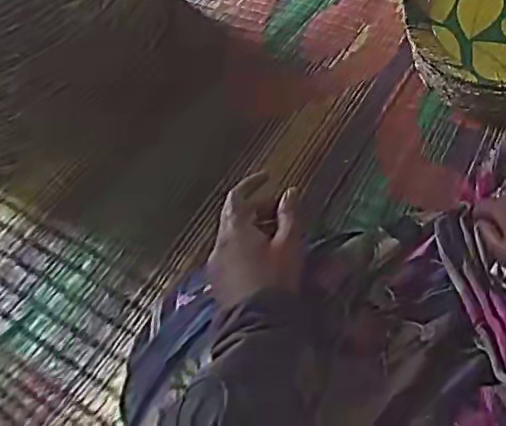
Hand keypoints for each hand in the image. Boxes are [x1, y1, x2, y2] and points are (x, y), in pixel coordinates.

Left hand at [208, 172, 304, 304]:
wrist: (257, 326)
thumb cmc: (276, 276)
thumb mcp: (289, 241)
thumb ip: (289, 213)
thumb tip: (289, 191)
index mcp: (235, 231)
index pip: (236, 197)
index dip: (251, 184)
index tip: (268, 177)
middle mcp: (219, 245)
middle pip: (236, 216)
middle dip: (259, 208)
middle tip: (283, 210)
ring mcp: (216, 265)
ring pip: (234, 236)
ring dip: (255, 227)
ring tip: (279, 234)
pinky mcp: (218, 282)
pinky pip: (232, 252)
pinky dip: (248, 244)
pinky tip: (266, 255)